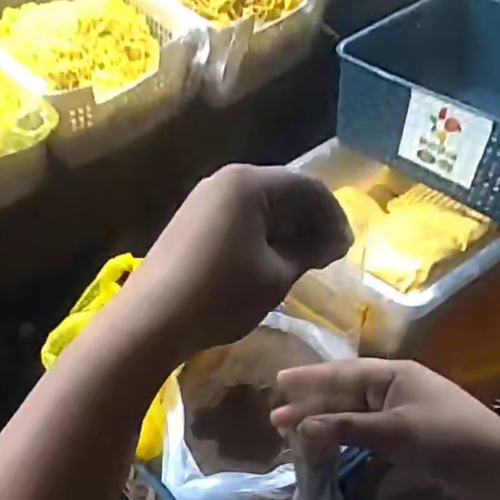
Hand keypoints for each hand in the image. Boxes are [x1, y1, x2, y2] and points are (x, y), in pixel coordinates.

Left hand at [116, 165, 350, 357]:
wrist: (153, 319)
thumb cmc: (221, 296)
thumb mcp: (275, 277)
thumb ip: (307, 251)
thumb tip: (330, 240)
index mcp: (250, 184)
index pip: (309, 188)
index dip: (334, 218)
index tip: (346, 251)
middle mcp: (225, 180)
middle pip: (283, 192)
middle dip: (310, 223)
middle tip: (327, 257)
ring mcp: (203, 200)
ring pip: (259, 208)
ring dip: (286, 232)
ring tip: (301, 264)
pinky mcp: (191, 223)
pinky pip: (238, 221)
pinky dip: (261, 238)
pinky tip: (267, 264)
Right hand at [270, 359, 499, 487]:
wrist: (490, 465)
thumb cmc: (444, 437)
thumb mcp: (394, 430)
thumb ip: (347, 427)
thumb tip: (304, 426)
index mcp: (394, 374)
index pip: (343, 372)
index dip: (310, 378)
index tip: (279, 380)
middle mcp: (395, 386)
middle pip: (345, 391)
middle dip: (311, 404)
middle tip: (277, 417)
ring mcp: (401, 409)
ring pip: (353, 411)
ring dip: (324, 420)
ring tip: (295, 431)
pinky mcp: (406, 432)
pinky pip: (365, 427)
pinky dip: (344, 434)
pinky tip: (329, 441)